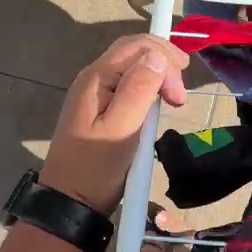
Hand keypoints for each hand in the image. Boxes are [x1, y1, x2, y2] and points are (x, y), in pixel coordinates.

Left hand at [40, 34, 188, 213]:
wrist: (68, 204)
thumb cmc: (96, 168)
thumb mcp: (121, 130)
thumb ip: (138, 89)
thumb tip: (157, 55)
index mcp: (96, 78)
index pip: (136, 46)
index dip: (165, 60)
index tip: (179, 94)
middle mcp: (93, 78)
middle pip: (133, 51)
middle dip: (164, 61)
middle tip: (182, 90)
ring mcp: (95, 93)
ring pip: (132, 66)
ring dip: (158, 74)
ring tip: (175, 95)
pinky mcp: (99, 108)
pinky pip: (127, 83)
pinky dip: (148, 87)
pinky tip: (158, 102)